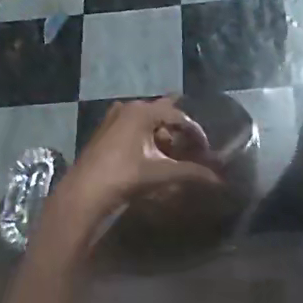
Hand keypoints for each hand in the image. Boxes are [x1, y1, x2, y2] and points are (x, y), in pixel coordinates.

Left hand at [48, 97, 222, 228]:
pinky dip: (148, 140)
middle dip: (179, 132)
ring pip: (147, 122)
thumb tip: (219, 180)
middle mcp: (128, 108)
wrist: (84, 193)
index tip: (206, 151)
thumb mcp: (161, 173)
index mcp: (142, 111)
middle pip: (163, 115)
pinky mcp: (105, 133)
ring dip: (163, 137)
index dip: (196, 133)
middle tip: (193, 149)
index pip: (179, 116)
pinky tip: (154, 157)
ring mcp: (113, 119)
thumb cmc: (124, 177)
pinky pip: (134, 129)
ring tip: (175, 156)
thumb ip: (192, 173)